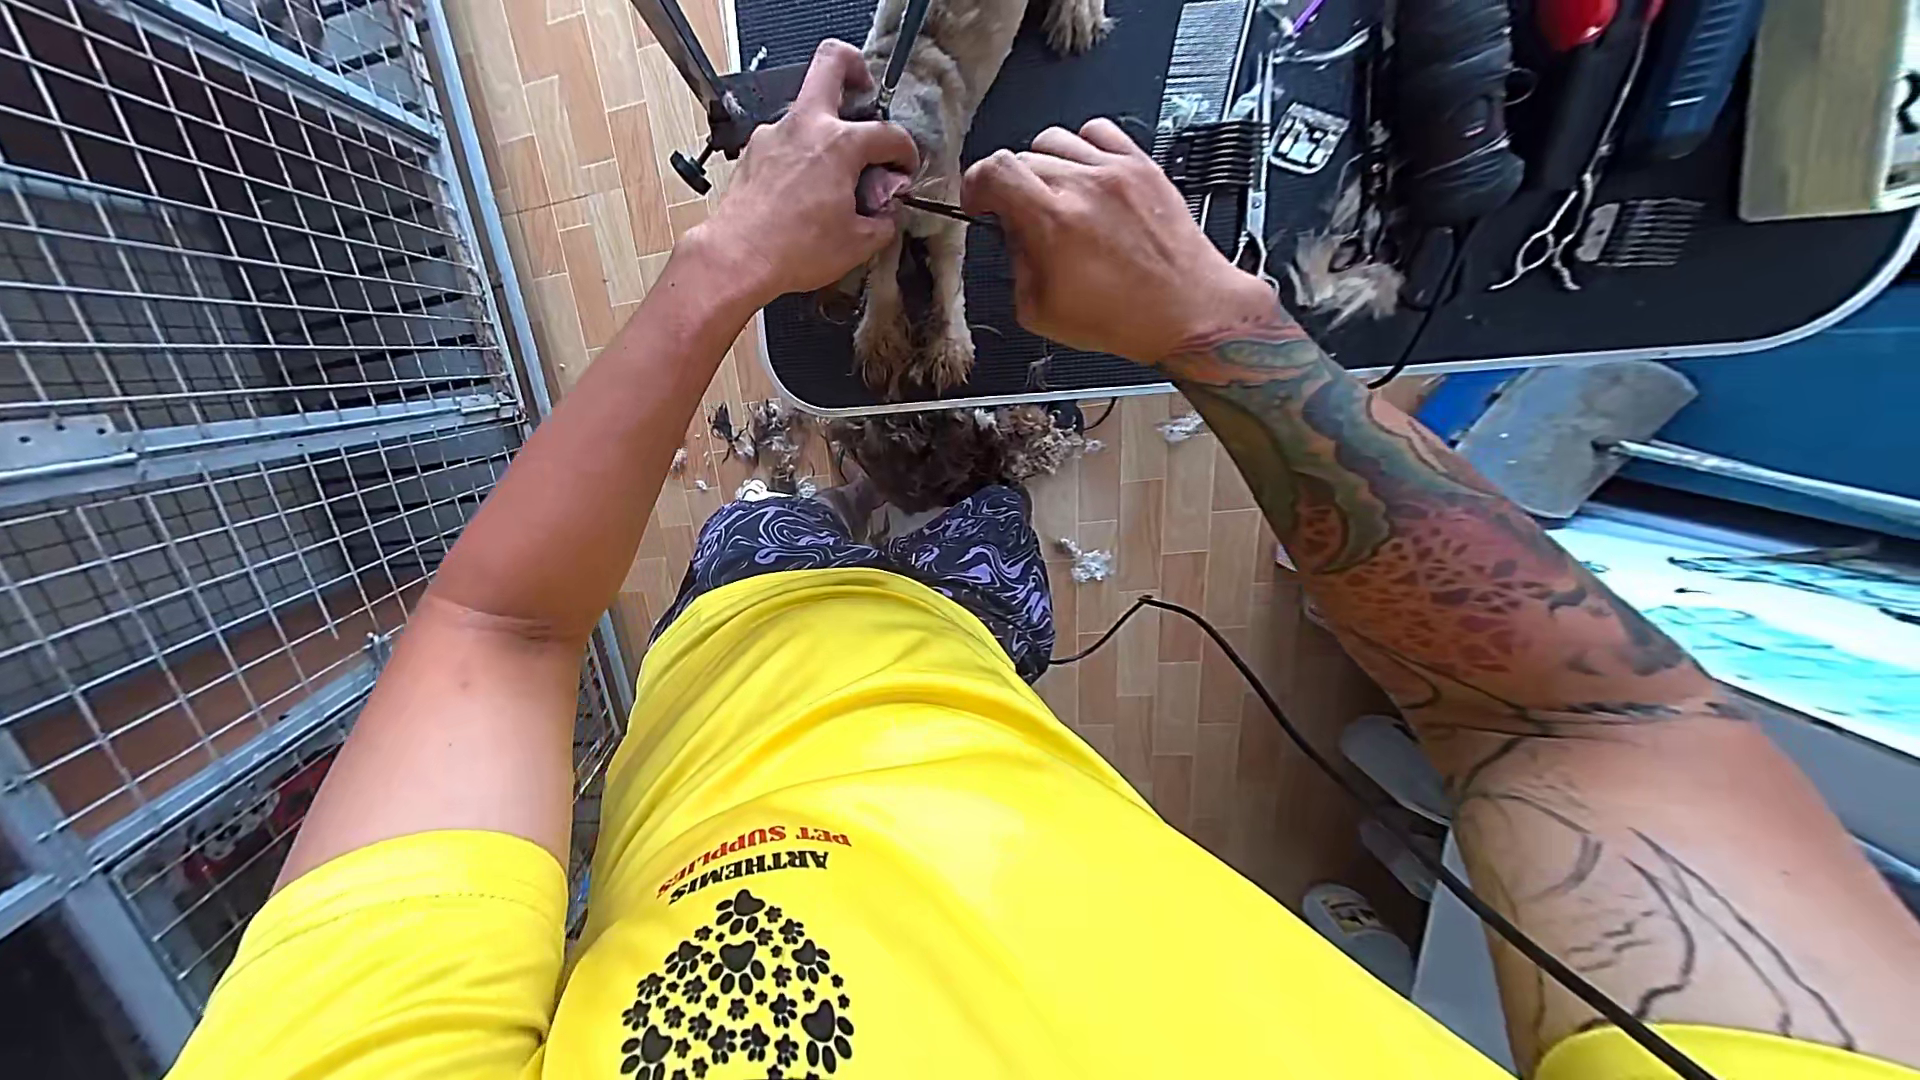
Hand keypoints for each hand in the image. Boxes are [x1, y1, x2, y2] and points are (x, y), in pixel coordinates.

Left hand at [693, 40, 917, 305]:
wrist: (742, 257)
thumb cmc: (794, 249)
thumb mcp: (858, 244)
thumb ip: (883, 222)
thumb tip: (888, 213)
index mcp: (839, 145)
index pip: (887, 133)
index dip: (906, 151)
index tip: (906, 166)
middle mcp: (806, 126)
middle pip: (833, 63)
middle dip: (856, 69)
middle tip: (866, 93)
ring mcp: (776, 133)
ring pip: (808, 108)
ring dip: (829, 127)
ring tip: (838, 170)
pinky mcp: (756, 151)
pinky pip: (787, 140)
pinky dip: (804, 154)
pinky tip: (809, 187)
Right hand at [961, 119, 1279, 365]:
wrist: (1185, 311)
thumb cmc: (1121, 319)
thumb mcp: (1042, 313)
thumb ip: (1016, 269)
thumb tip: (1012, 239)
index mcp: (1052, 223)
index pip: (995, 171)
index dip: (975, 184)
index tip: (978, 201)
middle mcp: (1083, 185)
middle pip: (1023, 157)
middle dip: (1011, 188)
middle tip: (1021, 218)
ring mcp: (1115, 170)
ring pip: (1056, 139)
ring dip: (1044, 167)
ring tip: (1055, 198)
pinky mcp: (1141, 165)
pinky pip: (1098, 132)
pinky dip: (1081, 149)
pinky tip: (1085, 178)